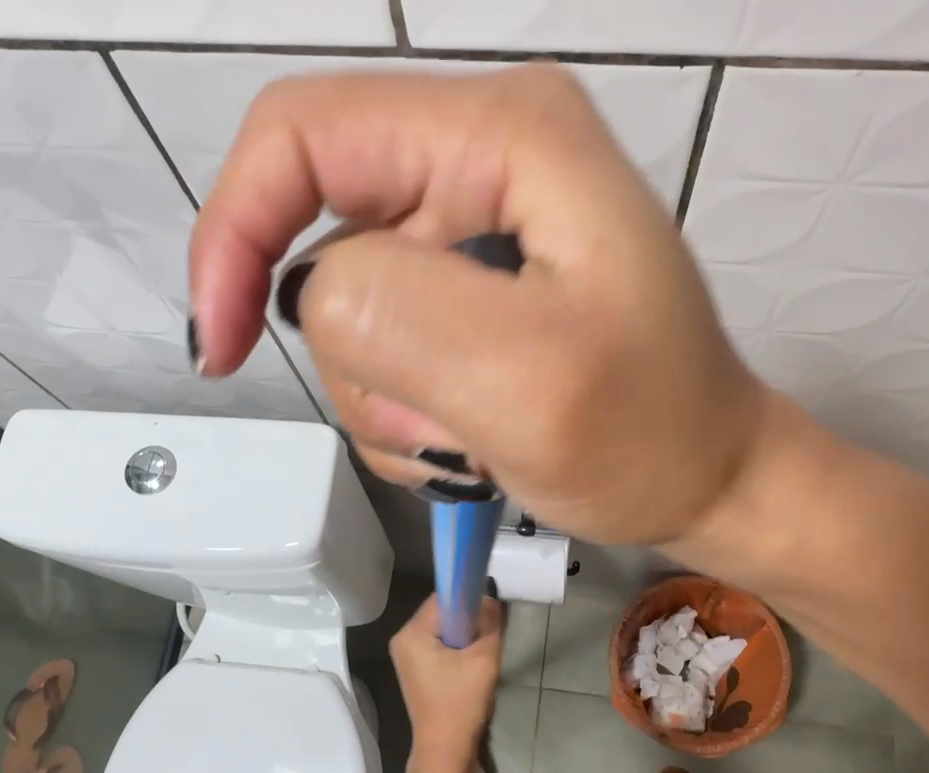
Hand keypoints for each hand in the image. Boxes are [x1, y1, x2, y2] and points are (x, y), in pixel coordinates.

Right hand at [190, 66, 779, 546]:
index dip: (235, 231)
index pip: (303, 135)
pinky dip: (407, 412)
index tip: (221, 347)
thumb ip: (397, 315)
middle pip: (324, 237)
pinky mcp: (472, 291)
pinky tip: (469, 439)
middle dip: (359, 358)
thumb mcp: (529, 380)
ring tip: (470, 440)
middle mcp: (481, 161)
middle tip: (440, 427)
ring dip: (389, 398)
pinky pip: (382, 348)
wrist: (707, 480)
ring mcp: (475, 231)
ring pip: (347, 311)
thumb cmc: (649, 435)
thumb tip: (307, 293)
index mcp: (504, 137)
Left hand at [388, 595, 502, 759]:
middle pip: (441, 614)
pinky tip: (471, 665)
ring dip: (464, 637)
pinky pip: (439, 647)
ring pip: (442, 632)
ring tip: (481, 653)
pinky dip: (456, 651)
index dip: (468, 600)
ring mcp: (407, 657)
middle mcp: (403, 640)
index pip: (442, 599)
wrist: (445, 749)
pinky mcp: (417, 671)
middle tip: (488, 635)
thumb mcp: (483, 658)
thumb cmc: (461, 702)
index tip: (489, 611)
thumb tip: (490, 599)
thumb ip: (489, 623)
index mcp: (411, 633)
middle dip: (467, 621)